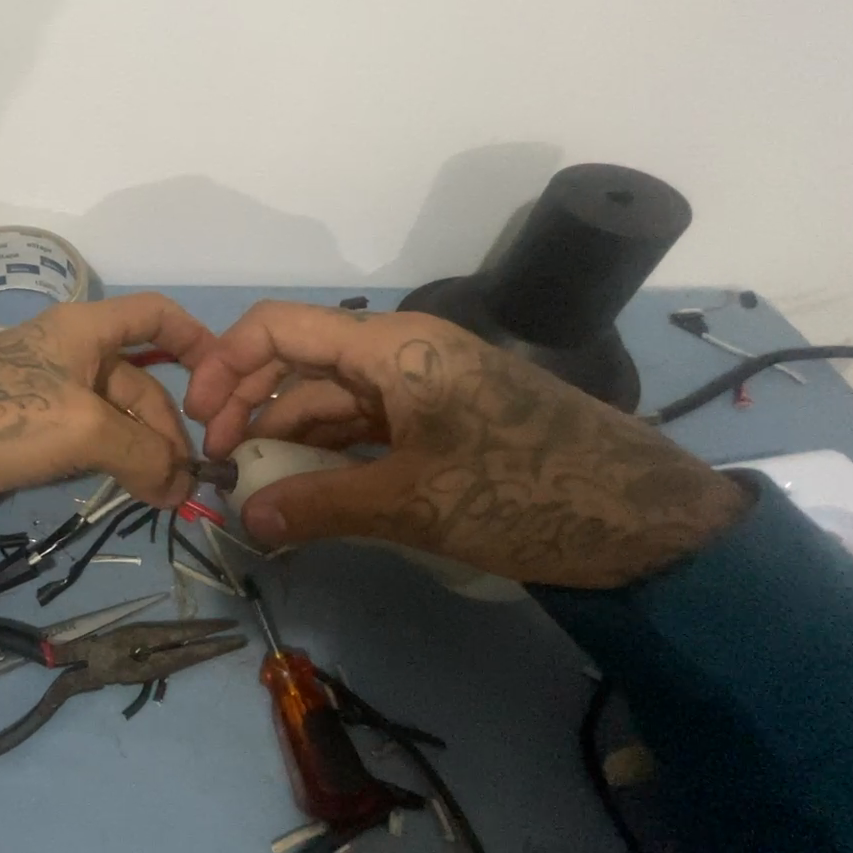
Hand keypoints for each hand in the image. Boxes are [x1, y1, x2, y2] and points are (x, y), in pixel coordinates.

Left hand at [0, 294, 214, 521]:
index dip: (195, 339)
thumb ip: (144, 453)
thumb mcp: (85, 429)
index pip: (154, 316)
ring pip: (113, 413)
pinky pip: (85, 434)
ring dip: (141, 451)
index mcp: (83, 329)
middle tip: (183, 484)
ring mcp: (46, 387)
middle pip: (137, 380)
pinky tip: (125, 487)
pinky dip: (110, 458)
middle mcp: (68, 350)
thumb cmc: (3, 417)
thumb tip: (181, 485)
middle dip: (166, 428)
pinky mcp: (27, 423)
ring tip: (160, 495)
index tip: (224, 383)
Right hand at [184, 302, 751, 587]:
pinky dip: (324, 452)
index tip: (198, 415)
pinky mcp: (432, 418)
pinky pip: (358, 424)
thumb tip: (246, 521)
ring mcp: (416, 386)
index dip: (224, 364)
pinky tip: (300, 484)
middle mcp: (397, 352)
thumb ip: (318, 507)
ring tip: (253, 481)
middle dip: (247, 404)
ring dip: (284, 434)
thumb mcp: (413, 503)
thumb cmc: (527, 492)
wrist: (654, 525)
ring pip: (325, 397)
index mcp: (391, 346)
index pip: (279, 327)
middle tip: (219, 456)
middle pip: (295, 361)